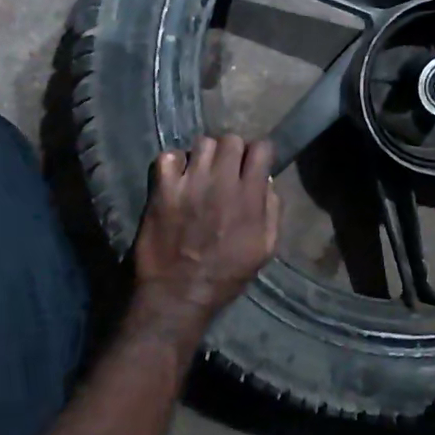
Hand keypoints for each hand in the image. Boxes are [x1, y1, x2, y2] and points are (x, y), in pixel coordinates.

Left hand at [135, 135, 280, 318]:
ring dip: (205, 155)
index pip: (261, 148)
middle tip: (226, 168)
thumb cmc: (226, 275)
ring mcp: (189, 183)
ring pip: (202, 142)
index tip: (254, 165)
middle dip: (232, 150)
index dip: (259, 153)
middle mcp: (222, 181)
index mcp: (250, 195)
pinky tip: (176, 178)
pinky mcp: (162, 190)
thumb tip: (268, 182)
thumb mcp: (265, 249)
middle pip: (231, 139)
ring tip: (201, 172)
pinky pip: (168, 156)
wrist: (178, 295)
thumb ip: (272, 211)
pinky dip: (173, 163)